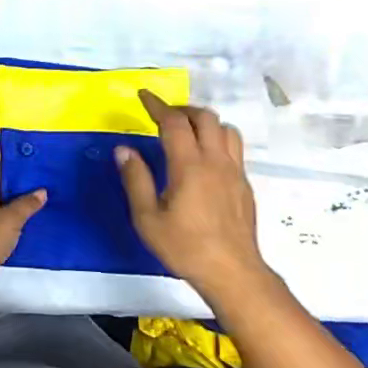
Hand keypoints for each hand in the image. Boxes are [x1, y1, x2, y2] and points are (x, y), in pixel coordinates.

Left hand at [0, 162, 45, 275]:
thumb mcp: (11, 219)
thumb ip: (27, 203)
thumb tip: (41, 190)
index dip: (8, 162)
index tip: (29, 162)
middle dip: (16, 181)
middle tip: (40, 178)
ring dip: (16, 198)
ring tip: (40, 195)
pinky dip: (12, 214)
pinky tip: (29, 216)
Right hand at [115, 91, 270, 298]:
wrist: (232, 272)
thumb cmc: (183, 246)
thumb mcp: (147, 217)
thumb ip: (135, 179)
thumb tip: (124, 149)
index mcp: (189, 166)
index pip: (174, 123)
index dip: (157, 105)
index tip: (143, 95)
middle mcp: (216, 162)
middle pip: (205, 118)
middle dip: (181, 109)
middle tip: (162, 115)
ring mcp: (235, 172)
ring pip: (226, 129)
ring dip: (204, 121)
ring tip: (185, 130)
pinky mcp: (244, 184)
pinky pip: (233, 148)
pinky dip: (216, 139)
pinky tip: (203, 157)